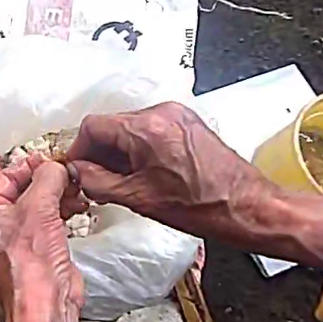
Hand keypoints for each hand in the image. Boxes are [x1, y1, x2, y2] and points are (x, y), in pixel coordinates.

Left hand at [0, 158, 86, 321]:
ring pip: (39, 204)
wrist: (45, 303)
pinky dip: (64, 209)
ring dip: (59, 194)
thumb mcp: (38, 208)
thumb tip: (54, 167)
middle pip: (23, 190)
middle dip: (48, 180)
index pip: (4, 177)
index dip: (28, 166)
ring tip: (77, 188)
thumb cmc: (30, 265)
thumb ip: (47, 179)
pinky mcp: (38, 248)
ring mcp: (18, 238)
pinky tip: (79, 205)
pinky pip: (50, 220)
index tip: (49, 159)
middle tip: (67, 173)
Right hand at [67, 102, 322, 270]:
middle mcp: (162, 114)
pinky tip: (139, 174)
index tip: (76, 169)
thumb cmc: (201, 207)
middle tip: (93, 180)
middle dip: (98, 153)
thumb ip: (96, 181)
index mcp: (147, 128)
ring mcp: (177, 116)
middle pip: (111, 126)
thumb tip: (75, 172)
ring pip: (128, 129)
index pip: (93, 126)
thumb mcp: (137, 198)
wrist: (247, 207)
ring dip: (117, 153)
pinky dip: (136, 150)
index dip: (78, 150)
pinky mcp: (186, 125)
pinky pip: (148, 131)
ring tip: (118, 181)